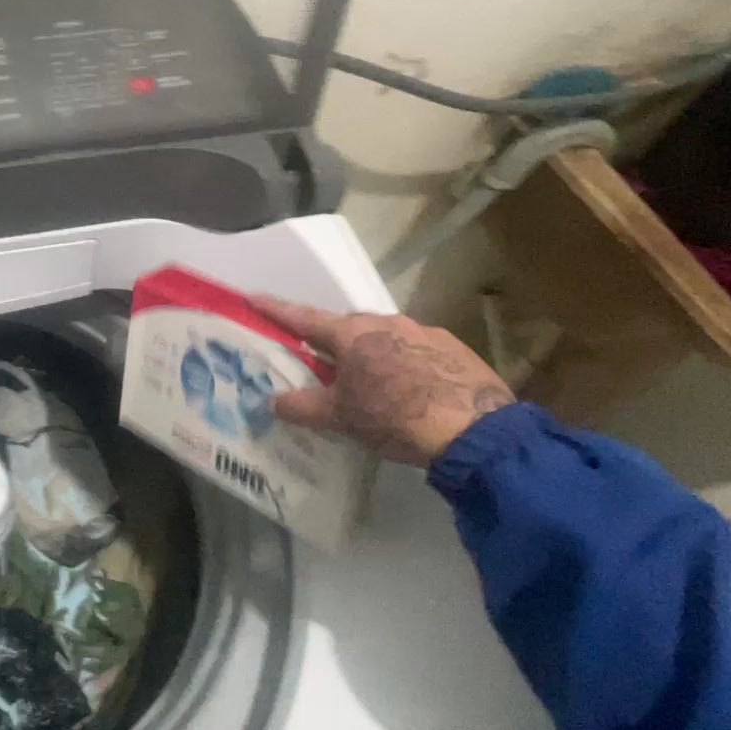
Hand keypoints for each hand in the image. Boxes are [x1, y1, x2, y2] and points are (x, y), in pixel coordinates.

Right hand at [253, 298, 513, 466]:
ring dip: (370, 353)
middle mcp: (384, 321)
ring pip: (383, 337)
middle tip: (322, 364)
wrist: (476, 431)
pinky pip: (415, 349)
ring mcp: (422, 331)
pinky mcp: (453, 347)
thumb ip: (303, 407)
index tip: (254, 298)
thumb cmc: (395, 417)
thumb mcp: (342, 418)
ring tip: (371, 384)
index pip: (303, 318)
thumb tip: (273, 401)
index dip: (276, 310)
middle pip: (345, 327)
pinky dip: (404, 362)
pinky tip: (411, 389)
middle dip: (330, 342)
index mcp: (351, 333)